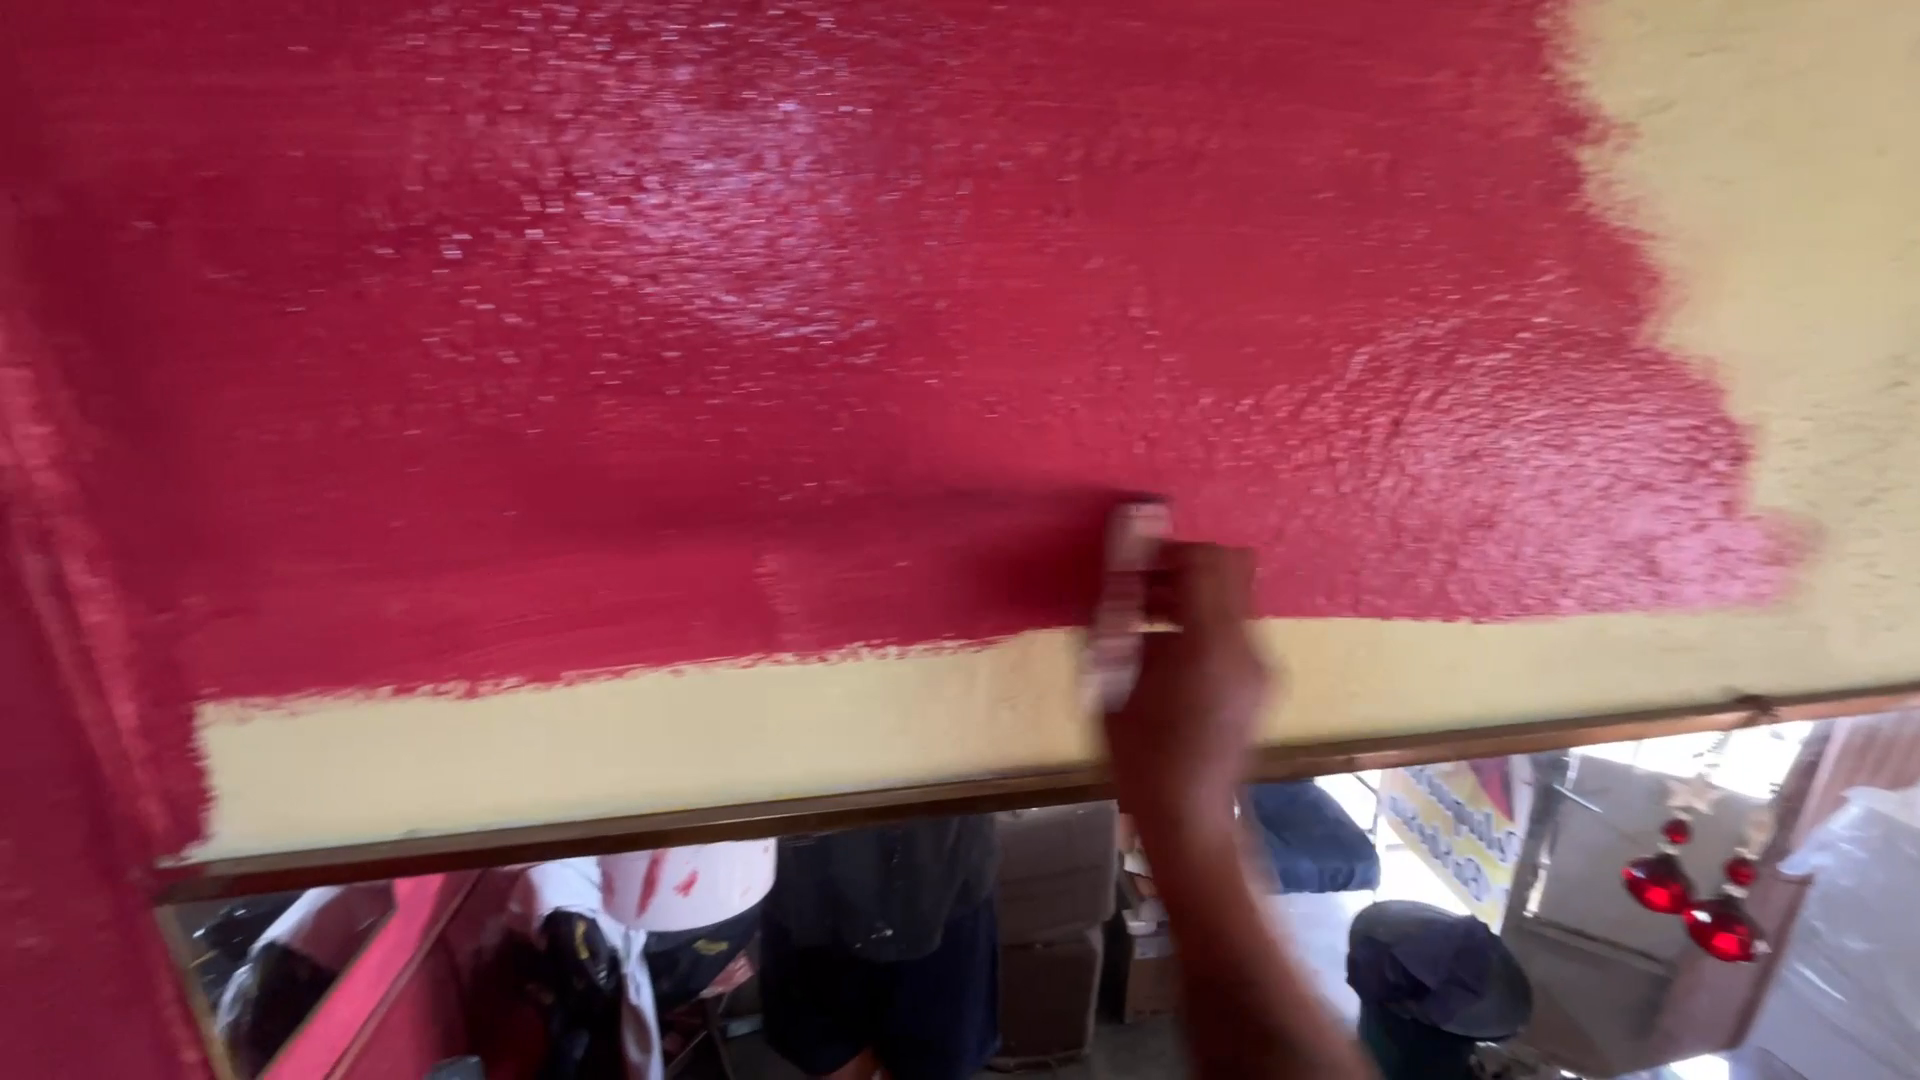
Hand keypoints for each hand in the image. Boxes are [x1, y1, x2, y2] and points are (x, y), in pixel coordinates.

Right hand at [1102, 542, 1271, 838]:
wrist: (1188, 816)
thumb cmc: (1138, 754)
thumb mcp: (1112, 680)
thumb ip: (1117, 614)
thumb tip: (1116, 564)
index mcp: (1210, 646)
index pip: (1205, 560)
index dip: (1166, 550)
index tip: (1131, 563)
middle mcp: (1248, 648)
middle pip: (1230, 567)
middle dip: (1181, 566)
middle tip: (1137, 587)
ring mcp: (1262, 665)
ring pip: (1234, 595)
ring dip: (1189, 592)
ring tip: (1143, 619)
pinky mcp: (1261, 680)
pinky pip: (1234, 627)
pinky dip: (1200, 620)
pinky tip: (1164, 652)